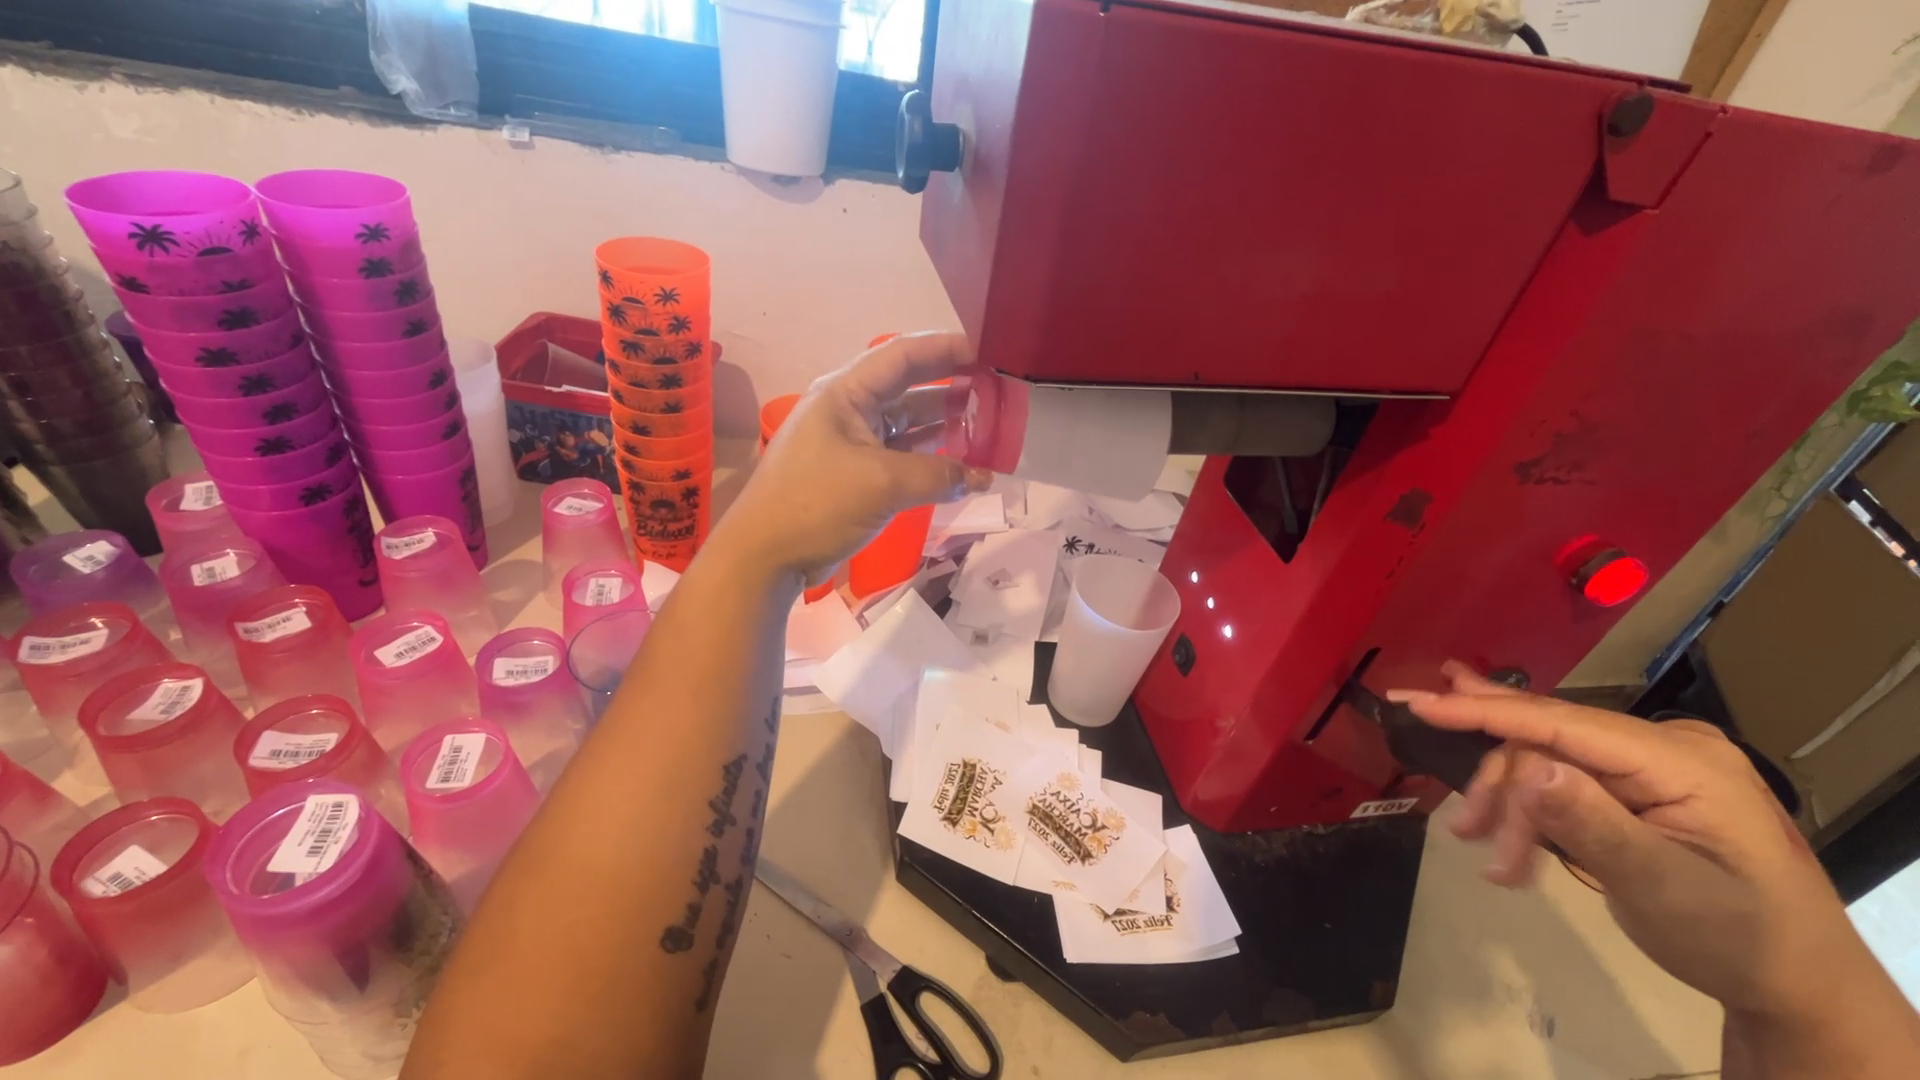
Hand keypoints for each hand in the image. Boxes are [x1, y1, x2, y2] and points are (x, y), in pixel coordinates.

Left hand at [719, 332, 991, 583]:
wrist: (764, 557)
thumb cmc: (816, 505)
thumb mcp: (883, 483)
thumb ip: (939, 475)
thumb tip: (982, 477)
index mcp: (845, 393)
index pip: (903, 355)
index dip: (947, 348)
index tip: (990, 352)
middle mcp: (848, 410)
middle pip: (909, 387)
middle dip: (953, 387)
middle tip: (998, 392)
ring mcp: (851, 443)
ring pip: (907, 424)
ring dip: (946, 426)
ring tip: (989, 428)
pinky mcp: (855, 475)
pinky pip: (902, 456)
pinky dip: (931, 460)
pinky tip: (963, 466)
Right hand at [1389, 662, 1867, 1022]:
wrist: (1794, 984)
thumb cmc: (1735, 937)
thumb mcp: (1661, 886)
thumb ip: (1594, 823)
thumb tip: (1529, 770)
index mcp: (1680, 759)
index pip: (1563, 722)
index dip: (1484, 711)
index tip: (1417, 704)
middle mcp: (1664, 746)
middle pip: (1546, 741)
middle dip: (1498, 784)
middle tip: (1458, 817)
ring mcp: (1650, 765)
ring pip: (1546, 763)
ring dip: (1512, 808)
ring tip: (1494, 862)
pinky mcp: (1638, 786)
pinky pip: (1563, 780)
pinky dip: (1530, 812)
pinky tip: (1508, 842)